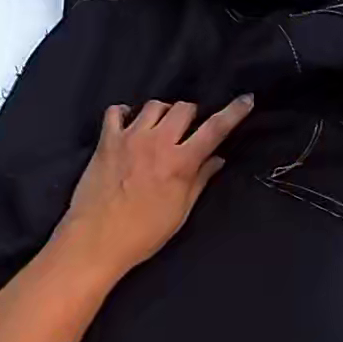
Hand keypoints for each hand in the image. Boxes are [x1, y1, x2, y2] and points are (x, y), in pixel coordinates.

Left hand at [54, 96, 253, 278]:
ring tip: (160, 128)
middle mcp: (158, 142)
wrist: (95, 242)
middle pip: (184, 108)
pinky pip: (116, 111)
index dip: (233, 112)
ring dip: (163, 113)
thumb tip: (218, 158)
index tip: (246, 99)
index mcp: (180, 162)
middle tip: (187, 131)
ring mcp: (130, 137)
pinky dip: (125, 113)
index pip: (215, 129)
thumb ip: (200, 179)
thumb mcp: (180, 211)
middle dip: (191, 115)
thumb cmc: (143, 233)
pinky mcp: (107, 140)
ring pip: (154, 105)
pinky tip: (129, 124)